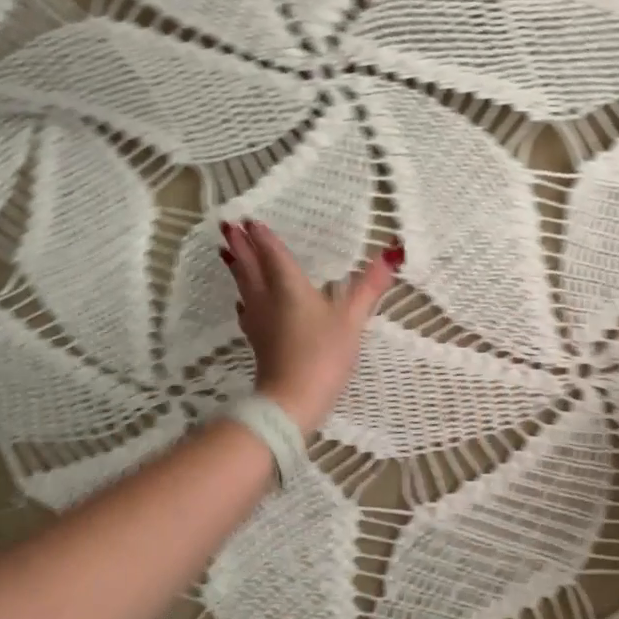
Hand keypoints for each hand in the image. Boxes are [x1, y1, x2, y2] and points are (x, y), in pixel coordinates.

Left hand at [220, 219, 399, 434]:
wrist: (292, 399)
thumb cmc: (323, 354)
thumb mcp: (353, 318)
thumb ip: (370, 285)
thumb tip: (392, 252)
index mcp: (290, 288)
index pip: (274, 256)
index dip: (263, 238)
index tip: (248, 220)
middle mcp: (268, 299)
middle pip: (251, 268)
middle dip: (242, 247)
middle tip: (226, 227)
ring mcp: (259, 321)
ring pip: (244, 286)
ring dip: (237, 267)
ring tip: (228, 253)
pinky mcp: (258, 340)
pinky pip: (247, 307)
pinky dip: (244, 296)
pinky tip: (245, 300)